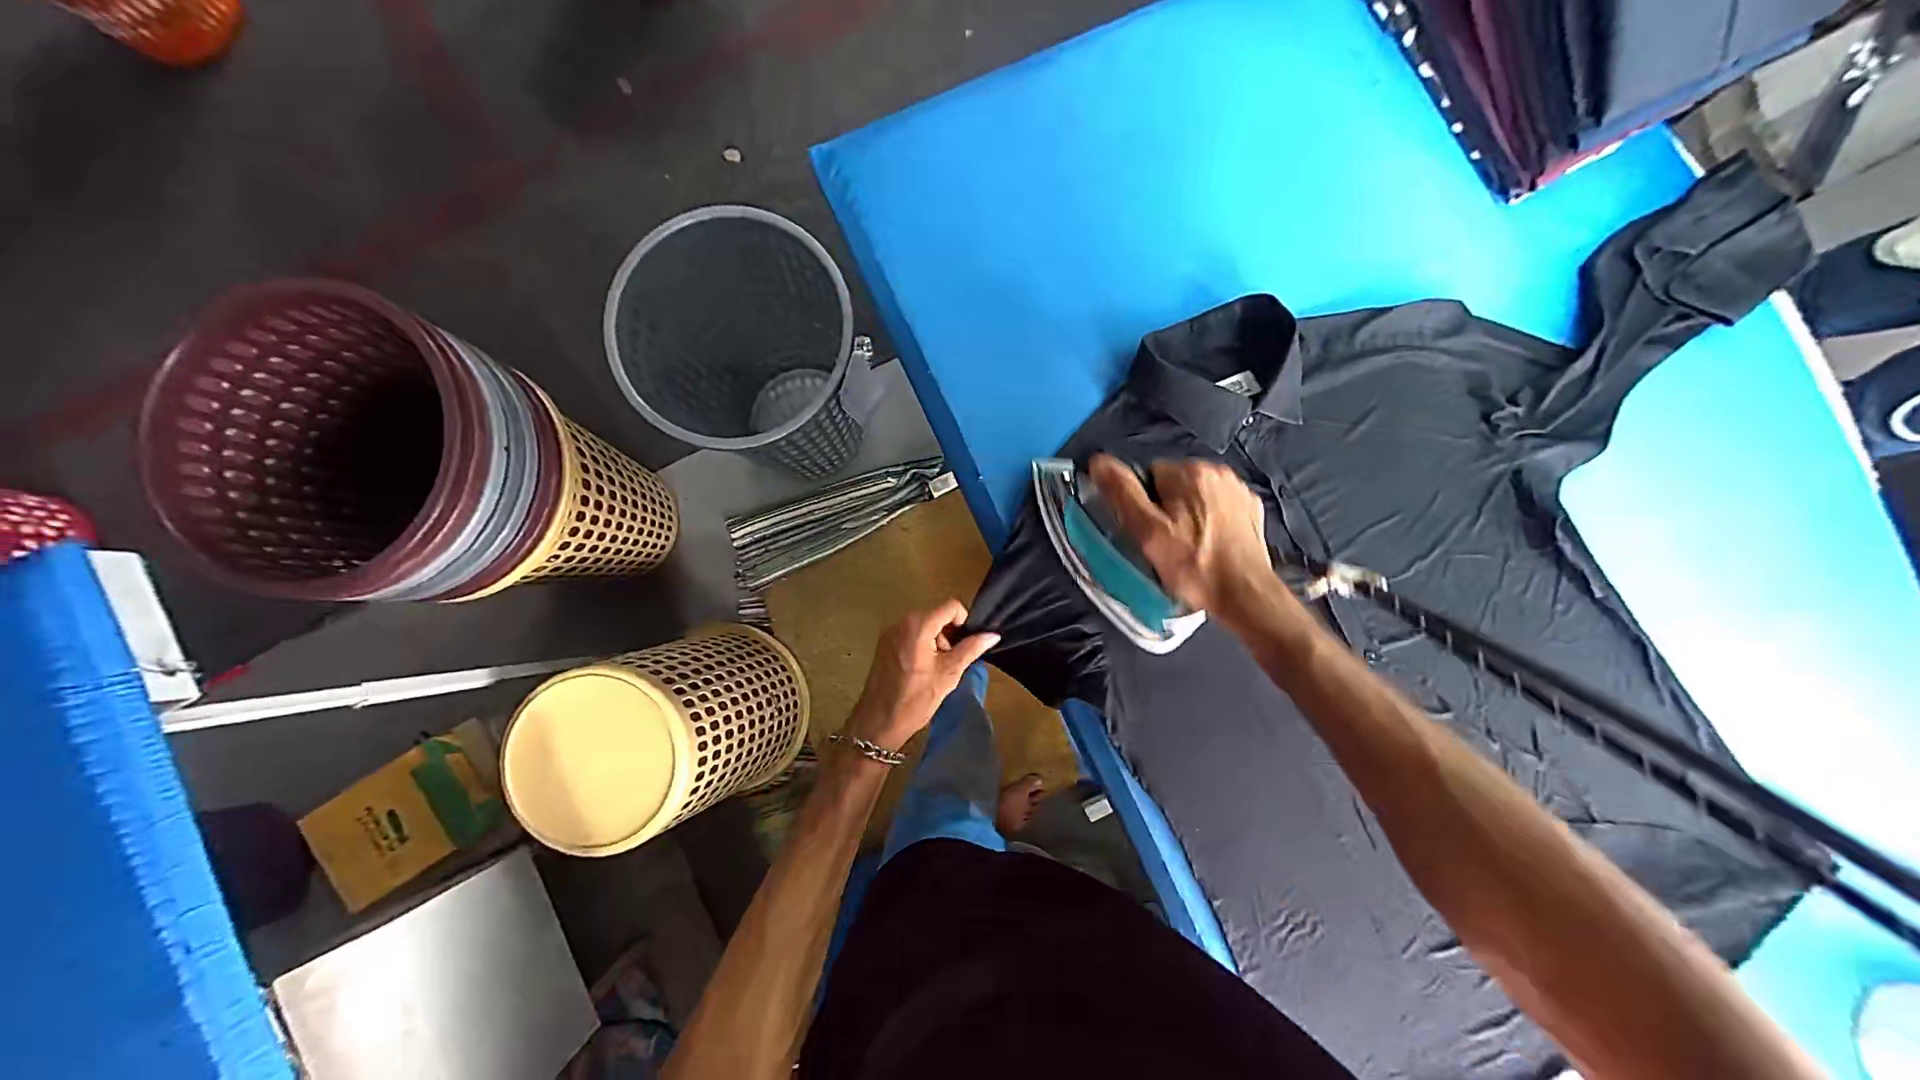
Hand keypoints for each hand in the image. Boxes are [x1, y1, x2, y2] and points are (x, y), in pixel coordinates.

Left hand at [845, 600, 999, 751]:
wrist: (879, 721)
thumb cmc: (916, 698)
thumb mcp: (949, 673)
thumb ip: (971, 648)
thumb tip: (992, 635)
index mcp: (918, 625)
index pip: (951, 606)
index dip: (964, 622)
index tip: (965, 644)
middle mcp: (901, 621)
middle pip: (937, 614)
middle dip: (949, 633)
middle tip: (951, 660)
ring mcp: (890, 631)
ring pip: (925, 624)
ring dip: (937, 640)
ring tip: (936, 667)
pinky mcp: (884, 642)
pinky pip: (911, 633)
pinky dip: (922, 643)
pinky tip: (922, 668)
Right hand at [1088, 454, 1272, 613]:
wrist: (1246, 595)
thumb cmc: (1194, 567)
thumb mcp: (1148, 533)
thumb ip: (1121, 493)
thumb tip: (1099, 462)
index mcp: (1190, 471)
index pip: (1148, 475)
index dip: (1142, 504)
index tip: (1148, 531)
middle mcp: (1218, 472)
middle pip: (1172, 484)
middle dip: (1165, 508)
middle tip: (1166, 542)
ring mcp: (1238, 490)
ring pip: (1196, 494)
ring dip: (1188, 513)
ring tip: (1190, 547)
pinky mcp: (1252, 508)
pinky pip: (1218, 506)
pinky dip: (1211, 520)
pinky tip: (1210, 544)